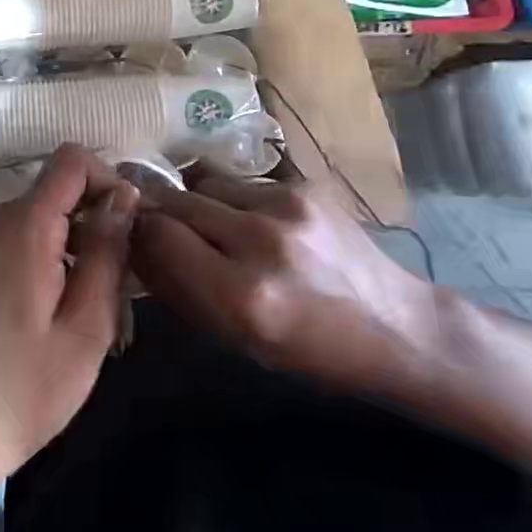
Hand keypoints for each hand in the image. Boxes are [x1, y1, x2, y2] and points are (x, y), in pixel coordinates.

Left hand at [0, 144, 138, 531]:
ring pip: (39, 212)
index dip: (107, 178)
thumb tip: (124, 194)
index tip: (131, 225)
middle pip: (55, 186)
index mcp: (24, 226)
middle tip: (122, 272)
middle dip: (95, 215)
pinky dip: (48, 249)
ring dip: (74, 237)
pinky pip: (18, 233)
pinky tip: (61, 300)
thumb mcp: (88, 324)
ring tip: (96, 295)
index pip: (69, 161)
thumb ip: (108, 251)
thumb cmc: (30, 384)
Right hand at [129, 171, 436, 393]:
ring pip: (204, 185)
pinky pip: (241, 183)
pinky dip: (235, 200)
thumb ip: (175, 285)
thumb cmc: (309, 348)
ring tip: (219, 227)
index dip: (139, 230)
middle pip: (176, 201)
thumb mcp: (233, 336)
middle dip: (162, 211)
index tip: (134, 232)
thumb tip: (129, 238)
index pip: (156, 234)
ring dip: (199, 203)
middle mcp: (260, 242)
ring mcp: (286, 207)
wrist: (402, 329)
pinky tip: (259, 224)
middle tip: (161, 222)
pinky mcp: (304, 186)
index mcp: (240, 295)